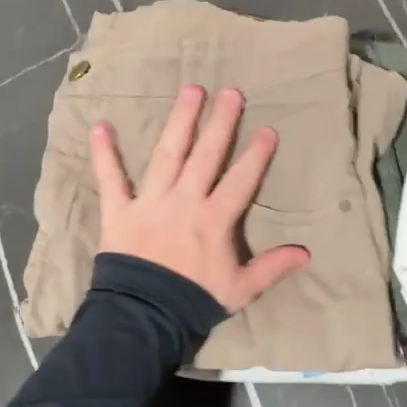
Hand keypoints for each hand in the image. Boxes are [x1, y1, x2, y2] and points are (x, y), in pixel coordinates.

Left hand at [90, 85, 310, 312]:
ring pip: (168, 154)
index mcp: (214, 220)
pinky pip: (110, 178)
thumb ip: (271, 268)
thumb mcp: (240, 289)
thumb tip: (306, 254)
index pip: (240, 181)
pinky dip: (104, 153)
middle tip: (231, 92)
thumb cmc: (194, 302)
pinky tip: (100, 125)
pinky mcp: (118, 211)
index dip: (256, 156)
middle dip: (221, 123)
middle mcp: (184, 202)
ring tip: (190, 90)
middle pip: (206, 156)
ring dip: (180, 121)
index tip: (267, 130)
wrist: (144, 316)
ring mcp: (150, 203)